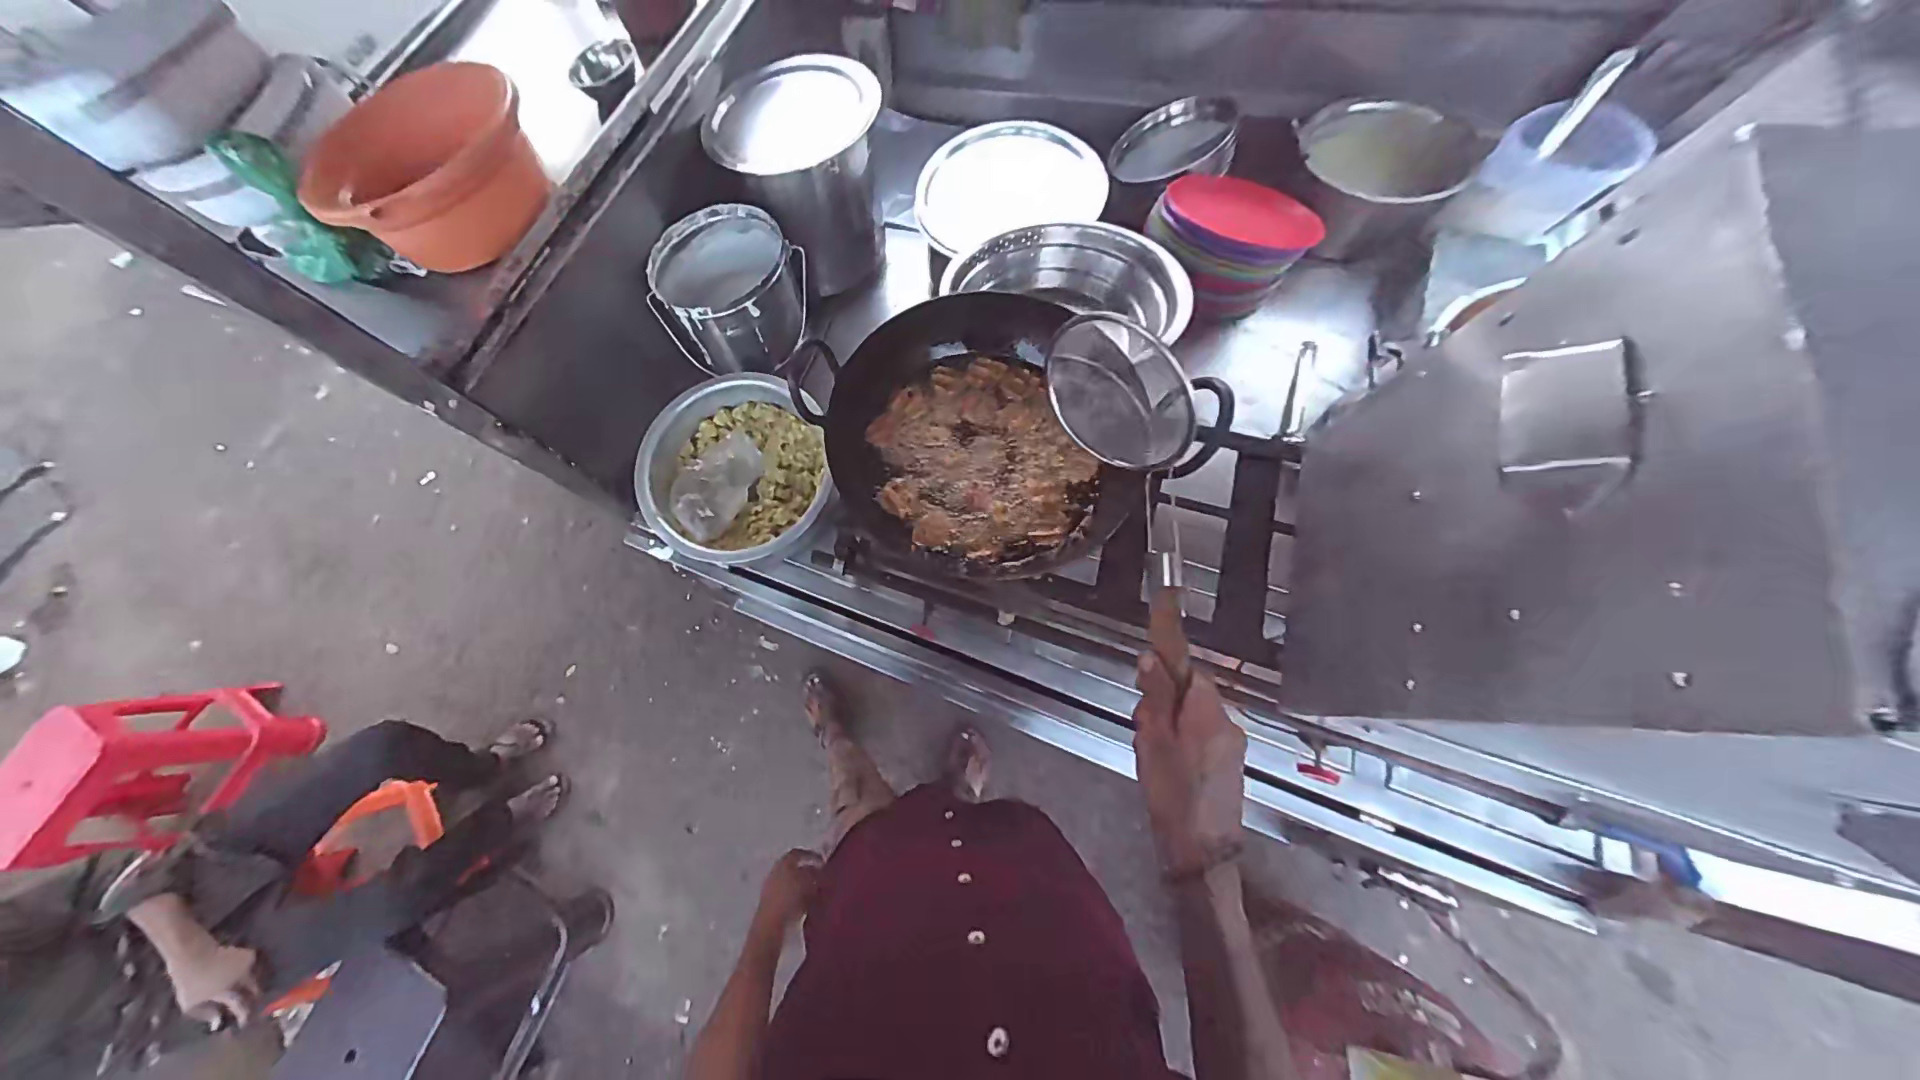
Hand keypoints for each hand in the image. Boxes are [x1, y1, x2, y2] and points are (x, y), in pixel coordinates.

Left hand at [164, 941, 261, 1027]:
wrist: (194, 956)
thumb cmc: (189, 982)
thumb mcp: (190, 1004)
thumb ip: (205, 1013)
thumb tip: (219, 1020)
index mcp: (227, 991)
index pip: (240, 1004)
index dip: (244, 1013)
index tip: (246, 1021)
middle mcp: (242, 977)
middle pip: (253, 989)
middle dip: (252, 997)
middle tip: (249, 1003)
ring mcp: (247, 965)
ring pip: (254, 977)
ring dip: (250, 984)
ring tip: (246, 989)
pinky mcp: (250, 955)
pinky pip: (251, 967)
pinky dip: (247, 972)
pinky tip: (239, 974)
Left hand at [750, 849, 822, 937]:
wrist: (770, 924)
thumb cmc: (790, 897)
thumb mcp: (808, 881)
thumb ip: (814, 873)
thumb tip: (818, 871)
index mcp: (783, 863)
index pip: (797, 853)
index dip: (811, 855)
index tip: (822, 861)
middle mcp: (775, 873)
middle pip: (795, 868)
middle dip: (809, 872)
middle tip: (821, 878)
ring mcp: (771, 890)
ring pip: (792, 884)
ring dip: (804, 887)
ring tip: (817, 893)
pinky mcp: (771, 906)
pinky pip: (788, 897)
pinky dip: (798, 899)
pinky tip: (807, 906)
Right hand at [1133, 652, 1247, 876]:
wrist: (1203, 851)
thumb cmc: (1172, 793)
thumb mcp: (1153, 742)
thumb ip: (1154, 699)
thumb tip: (1151, 658)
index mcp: (1207, 714)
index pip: (1192, 670)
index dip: (1172, 661)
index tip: (1153, 653)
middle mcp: (1227, 723)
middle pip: (1193, 692)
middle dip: (1166, 698)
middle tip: (1142, 723)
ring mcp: (1233, 745)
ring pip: (1197, 714)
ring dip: (1174, 719)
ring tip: (1151, 749)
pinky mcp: (1231, 764)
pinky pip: (1205, 734)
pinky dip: (1185, 736)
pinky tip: (1168, 762)